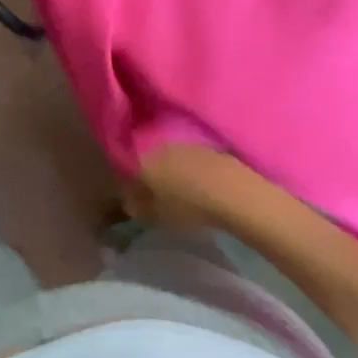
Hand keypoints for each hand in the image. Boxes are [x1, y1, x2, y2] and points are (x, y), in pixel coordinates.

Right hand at [129, 144, 245, 229]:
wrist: (231, 191)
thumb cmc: (188, 205)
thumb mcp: (157, 215)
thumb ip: (137, 208)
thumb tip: (129, 203)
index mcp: (142, 159)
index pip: (126, 169)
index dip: (129, 184)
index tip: (134, 197)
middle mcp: (158, 145)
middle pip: (147, 159)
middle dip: (149, 174)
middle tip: (156, 194)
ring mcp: (182, 142)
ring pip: (168, 156)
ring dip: (170, 170)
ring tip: (179, 189)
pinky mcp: (204, 144)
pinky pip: (188, 157)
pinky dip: (188, 168)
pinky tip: (197, 183)